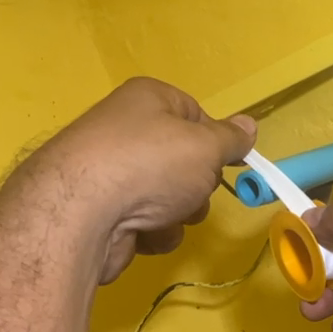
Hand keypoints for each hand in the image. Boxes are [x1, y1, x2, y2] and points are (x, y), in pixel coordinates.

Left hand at [28, 77, 255, 283]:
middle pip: (187, 162)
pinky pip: (151, 223)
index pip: (197, 115)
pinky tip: (142, 231)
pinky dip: (155, 231)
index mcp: (149, 100)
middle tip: (193, 190)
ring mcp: (115, 174)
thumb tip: (249, 125)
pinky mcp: (108, 213)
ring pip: (173, 198)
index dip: (215, 141)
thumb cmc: (151, 165)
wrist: (83, 213)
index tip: (229, 162)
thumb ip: (231, 139)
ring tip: (163, 215)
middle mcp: (129, 131)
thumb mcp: (206, 146)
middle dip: (198, 185)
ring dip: (179, 213)